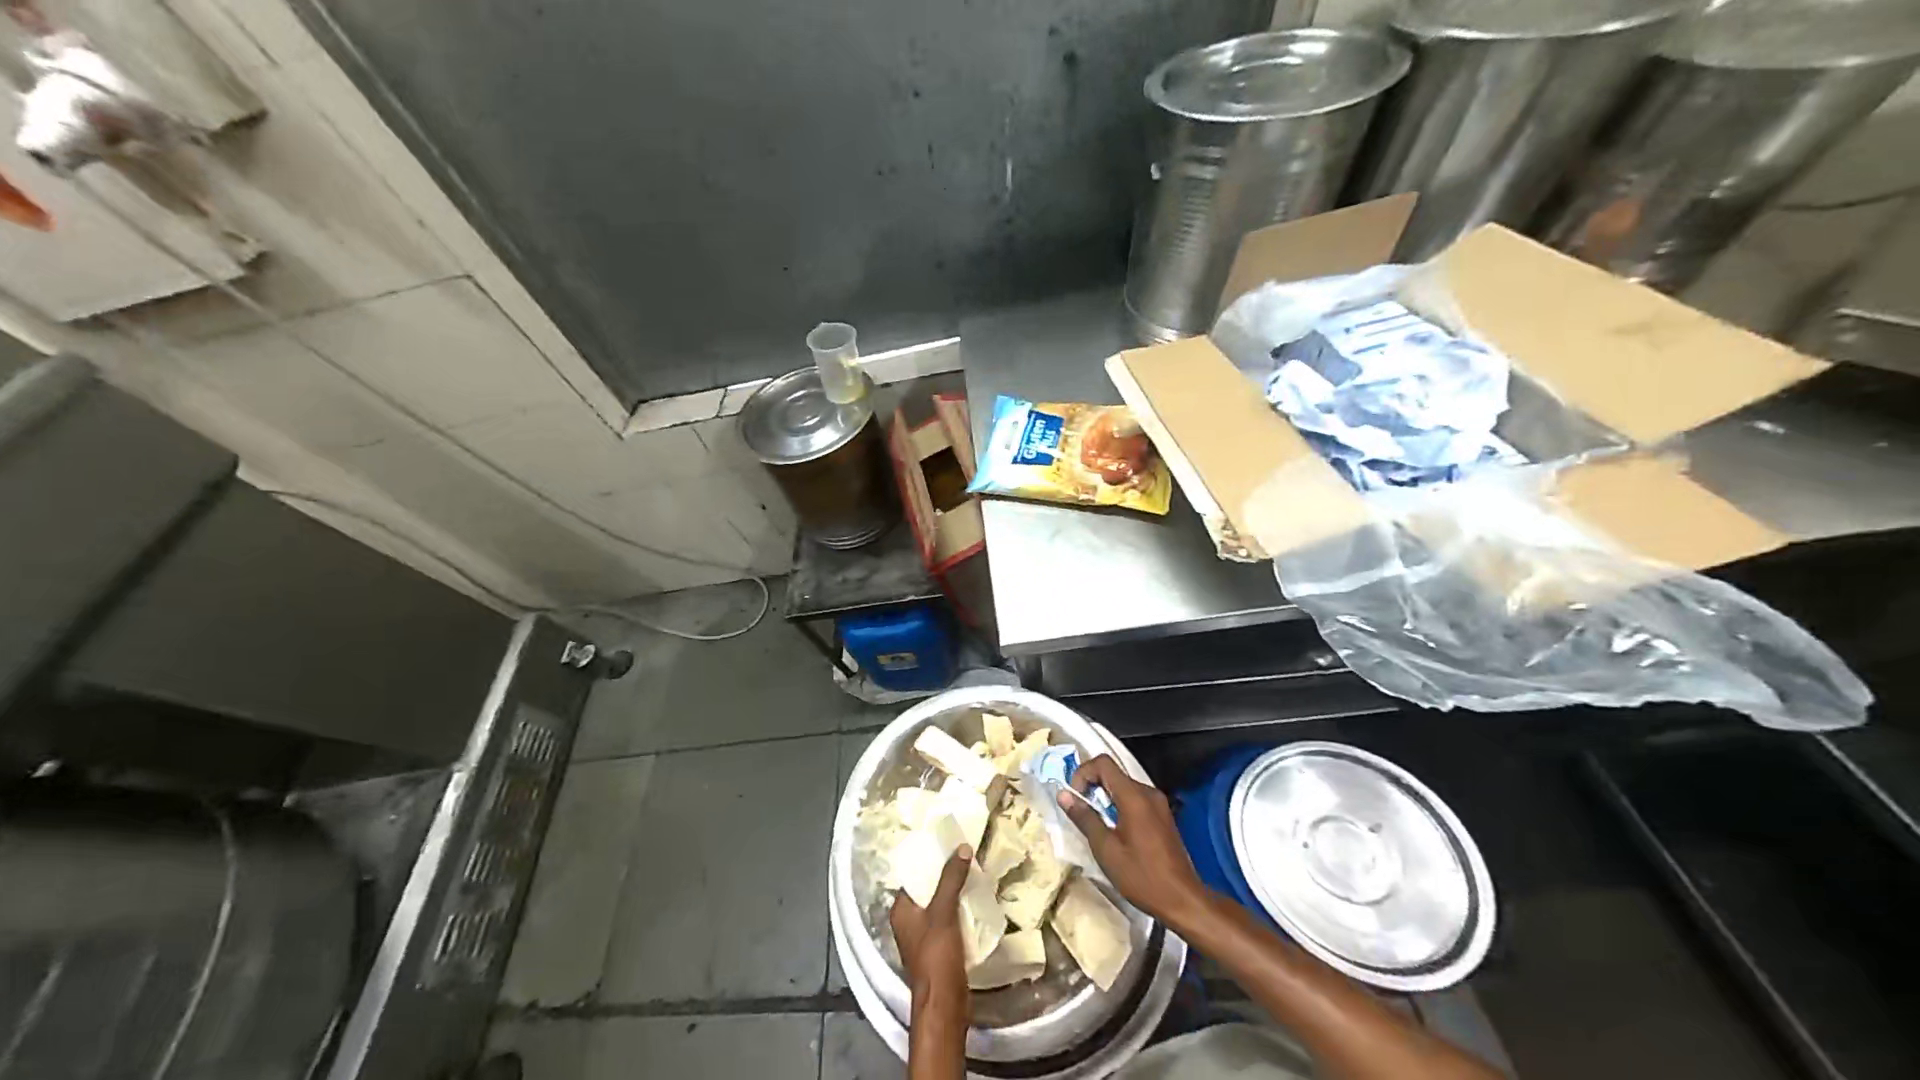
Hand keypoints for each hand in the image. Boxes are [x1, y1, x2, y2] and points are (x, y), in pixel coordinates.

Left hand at [889, 846, 972, 996]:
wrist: (945, 1003)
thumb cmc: (936, 955)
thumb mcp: (943, 911)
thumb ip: (951, 879)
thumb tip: (962, 847)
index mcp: (901, 911)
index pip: (913, 876)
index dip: (929, 860)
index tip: (948, 845)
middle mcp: (908, 922)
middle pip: (927, 890)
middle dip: (945, 876)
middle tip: (965, 856)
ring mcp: (923, 937)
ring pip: (939, 905)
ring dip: (954, 893)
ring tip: (973, 874)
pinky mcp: (939, 949)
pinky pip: (948, 921)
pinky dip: (959, 911)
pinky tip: (975, 901)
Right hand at [1057, 756, 1212, 926]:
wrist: (1183, 900)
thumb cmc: (1141, 876)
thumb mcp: (1106, 849)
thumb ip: (1084, 817)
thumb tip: (1064, 794)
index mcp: (1134, 796)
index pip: (1103, 763)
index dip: (1082, 773)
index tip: (1074, 797)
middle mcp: (1148, 793)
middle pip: (1113, 774)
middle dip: (1092, 787)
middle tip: (1081, 813)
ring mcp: (1158, 804)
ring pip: (1123, 787)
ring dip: (1105, 798)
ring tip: (1096, 825)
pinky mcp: (1163, 816)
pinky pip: (1135, 799)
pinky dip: (1119, 806)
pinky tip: (1115, 833)